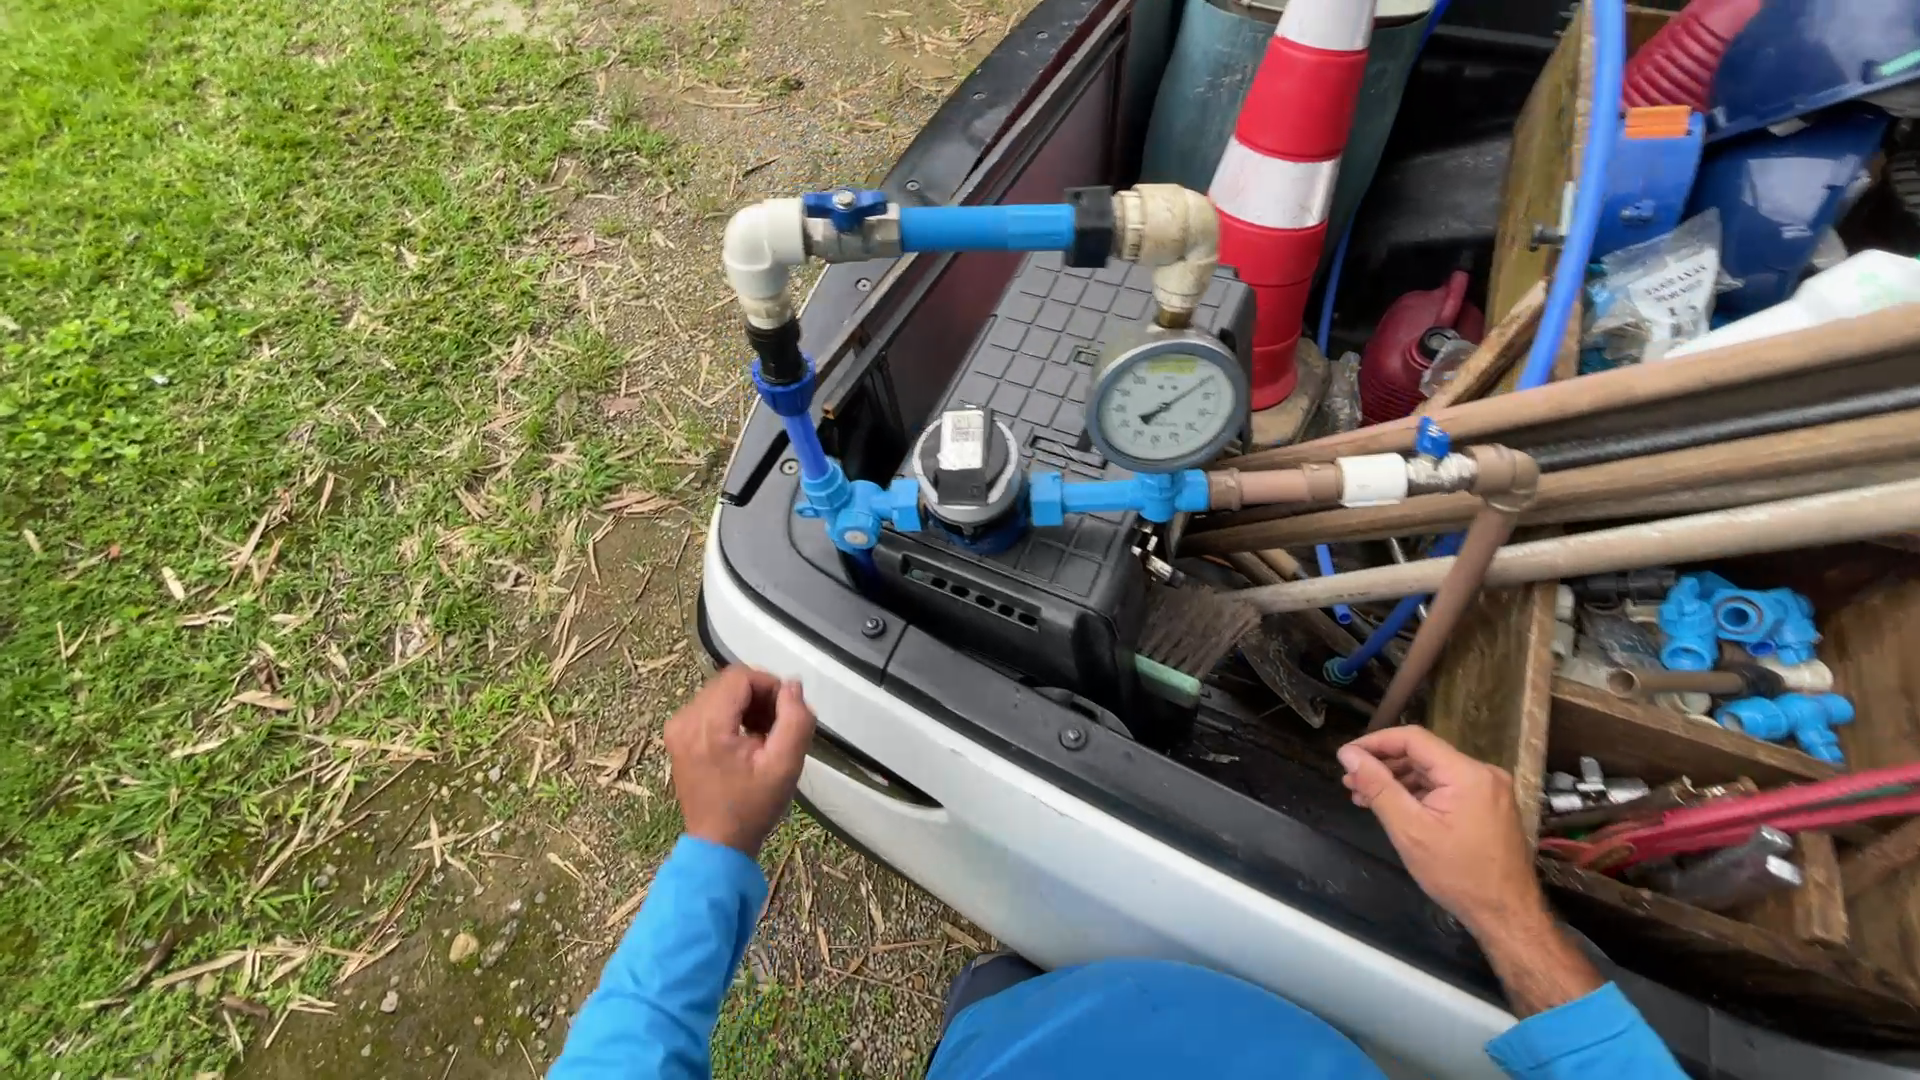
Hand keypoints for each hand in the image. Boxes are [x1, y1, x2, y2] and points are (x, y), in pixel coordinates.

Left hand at [665, 666, 815, 856]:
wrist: (719, 844)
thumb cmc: (753, 806)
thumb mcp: (786, 764)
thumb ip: (796, 718)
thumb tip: (791, 685)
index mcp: (707, 726)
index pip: (741, 677)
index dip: (770, 686)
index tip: (787, 713)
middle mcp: (684, 720)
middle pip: (730, 682)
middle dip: (760, 696)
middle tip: (778, 727)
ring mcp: (677, 727)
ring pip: (722, 692)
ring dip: (748, 705)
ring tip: (765, 735)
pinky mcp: (678, 735)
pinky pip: (711, 705)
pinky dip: (733, 714)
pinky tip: (747, 738)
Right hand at [1337, 726, 1545, 936]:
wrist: (1508, 917)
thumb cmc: (1457, 874)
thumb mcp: (1408, 829)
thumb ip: (1377, 786)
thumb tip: (1347, 754)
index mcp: (1467, 774)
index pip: (1412, 739)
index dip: (1374, 742)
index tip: (1345, 756)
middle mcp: (1483, 773)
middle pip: (1422, 754)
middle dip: (1382, 764)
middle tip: (1350, 780)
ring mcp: (1488, 790)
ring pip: (1431, 771)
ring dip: (1396, 780)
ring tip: (1364, 795)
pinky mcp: (1487, 805)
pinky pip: (1444, 787)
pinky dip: (1416, 793)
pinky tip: (1393, 806)